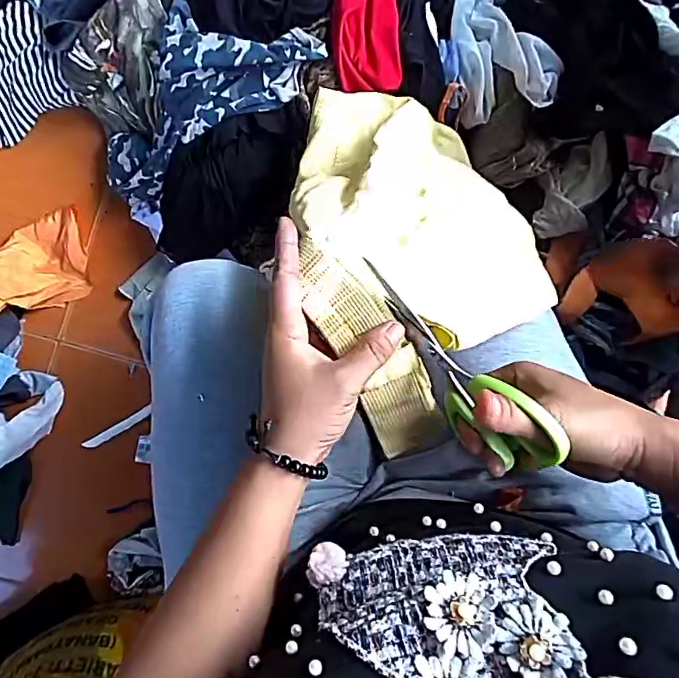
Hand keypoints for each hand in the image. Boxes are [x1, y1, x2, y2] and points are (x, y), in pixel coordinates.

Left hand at [259, 218, 402, 466]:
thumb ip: (370, 353)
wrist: (287, 455)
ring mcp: (289, 352)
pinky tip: (345, 317)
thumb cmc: (306, 415)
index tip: (285, 223)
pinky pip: (314, 332)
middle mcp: (282, 337)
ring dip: (315, 291)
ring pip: (303, 313)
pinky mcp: (300, 365)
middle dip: (299, 264)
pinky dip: (328, 318)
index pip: (284, 282)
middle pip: (290, 292)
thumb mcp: (343, 382)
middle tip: (314, 240)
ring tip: (333, 270)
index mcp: (285, 333)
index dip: (285, 251)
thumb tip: (396, 327)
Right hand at [454, 362, 660, 481]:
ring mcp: (530, 415)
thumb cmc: (594, 426)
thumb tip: (475, 403)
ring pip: (495, 432)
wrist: (633, 449)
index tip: (477, 441)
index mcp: (520, 376)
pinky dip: (510, 457)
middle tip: (493, 460)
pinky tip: (516, 467)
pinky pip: (511, 445)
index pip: (476, 390)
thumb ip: (511, 416)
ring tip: (505, 467)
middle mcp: (521, 392)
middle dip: (483, 438)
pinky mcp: (538, 436)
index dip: (470, 415)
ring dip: (495, 451)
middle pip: (482, 413)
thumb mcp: (549, 421)